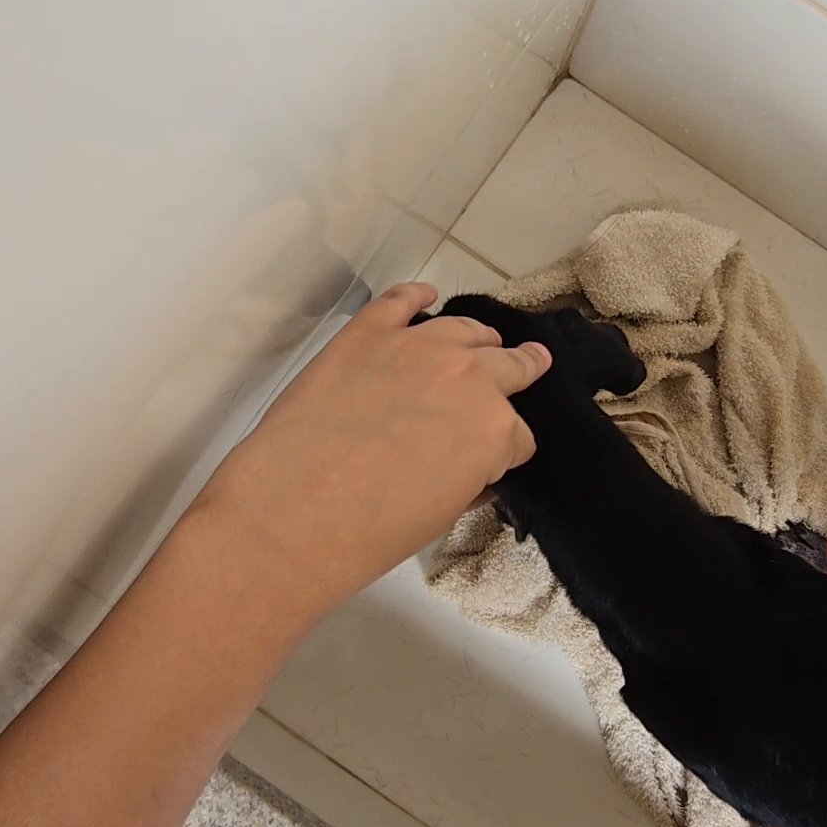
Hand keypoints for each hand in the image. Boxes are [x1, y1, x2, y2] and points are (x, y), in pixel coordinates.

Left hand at [193, 282, 550, 618]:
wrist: (295, 509)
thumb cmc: (372, 530)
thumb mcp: (443, 514)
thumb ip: (469, 478)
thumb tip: (472, 466)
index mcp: (495, 430)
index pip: (518, 436)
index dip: (506, 450)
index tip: (492, 459)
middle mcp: (469, 378)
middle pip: (509, 366)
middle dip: (522, 369)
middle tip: (531, 363)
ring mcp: (418, 347)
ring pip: (464, 329)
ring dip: (478, 337)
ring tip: (482, 339)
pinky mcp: (369, 333)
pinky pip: (401, 301)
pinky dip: (415, 297)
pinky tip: (425, 296)